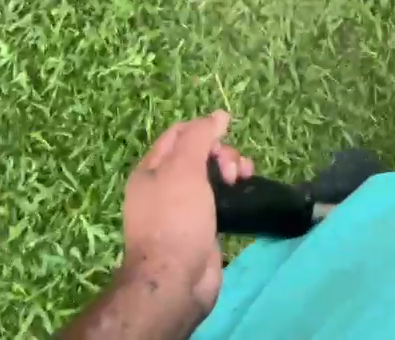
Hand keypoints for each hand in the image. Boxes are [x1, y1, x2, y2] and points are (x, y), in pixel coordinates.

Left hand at [118, 111, 254, 317]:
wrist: (176, 280)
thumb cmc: (175, 217)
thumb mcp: (183, 167)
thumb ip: (200, 135)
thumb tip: (219, 114)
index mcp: (151, 170)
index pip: (178, 134)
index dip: (202, 128)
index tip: (225, 133)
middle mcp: (164, 187)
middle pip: (198, 153)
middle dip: (221, 152)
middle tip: (232, 168)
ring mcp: (183, 208)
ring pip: (212, 174)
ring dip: (232, 168)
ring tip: (243, 178)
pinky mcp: (202, 226)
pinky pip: (220, 197)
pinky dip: (234, 190)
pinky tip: (244, 191)